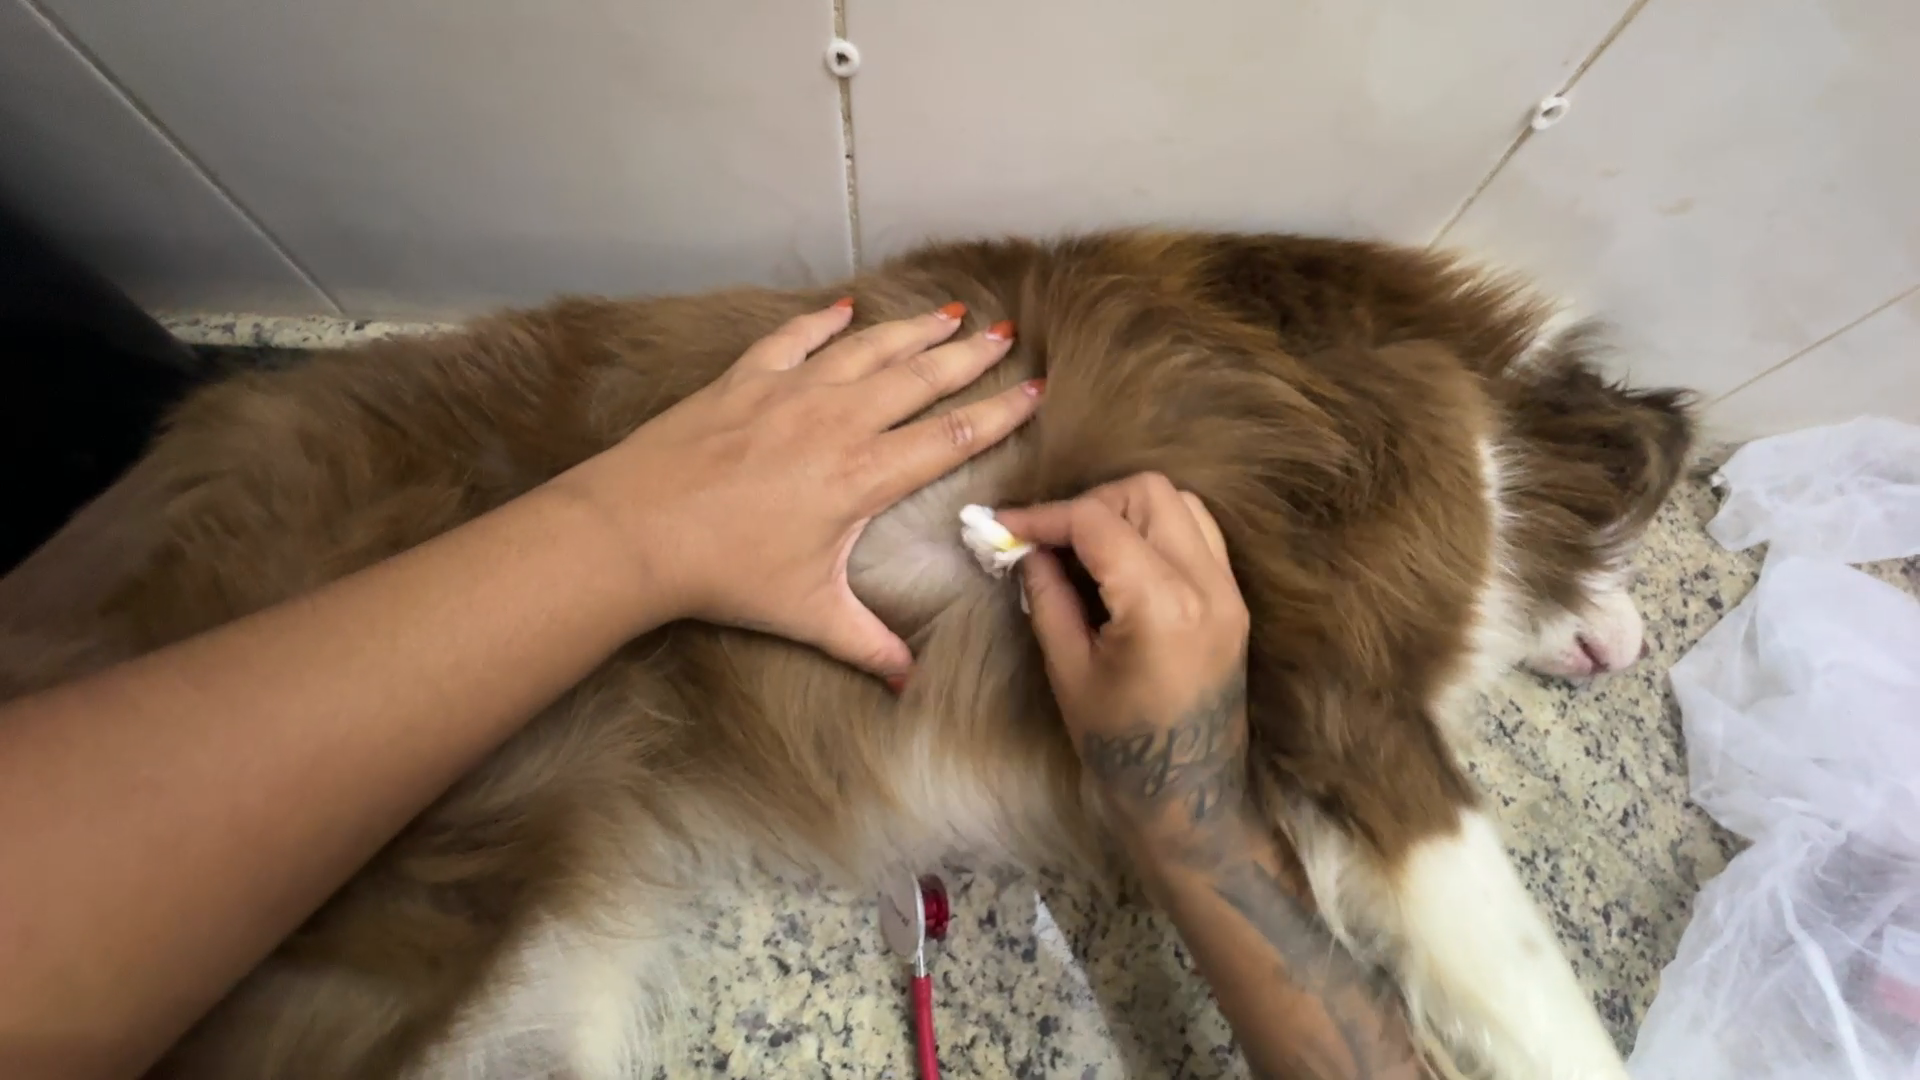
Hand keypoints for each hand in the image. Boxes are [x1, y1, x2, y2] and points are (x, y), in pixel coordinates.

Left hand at [562, 299, 1040, 679]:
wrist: (636, 532)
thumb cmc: (729, 576)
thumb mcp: (809, 615)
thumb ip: (868, 645)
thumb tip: (909, 685)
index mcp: (865, 474)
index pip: (951, 437)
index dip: (1000, 413)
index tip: (1035, 389)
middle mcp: (839, 421)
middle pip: (921, 379)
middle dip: (969, 356)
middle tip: (1005, 335)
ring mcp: (793, 392)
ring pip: (869, 348)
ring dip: (913, 329)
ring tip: (951, 311)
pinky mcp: (747, 379)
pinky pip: (795, 337)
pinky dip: (824, 320)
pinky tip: (845, 306)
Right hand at [997, 473, 1252, 855]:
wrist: (1188, 794)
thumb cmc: (1117, 743)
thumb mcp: (1067, 668)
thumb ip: (1047, 595)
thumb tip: (1028, 547)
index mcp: (1161, 605)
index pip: (1098, 522)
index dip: (1045, 516)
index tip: (1006, 525)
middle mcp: (1206, 584)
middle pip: (1147, 492)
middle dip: (1090, 503)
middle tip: (1051, 538)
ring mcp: (1229, 589)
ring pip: (1179, 502)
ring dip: (1125, 509)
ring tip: (1085, 546)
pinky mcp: (1234, 598)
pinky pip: (1198, 531)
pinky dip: (1156, 526)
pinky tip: (1123, 558)